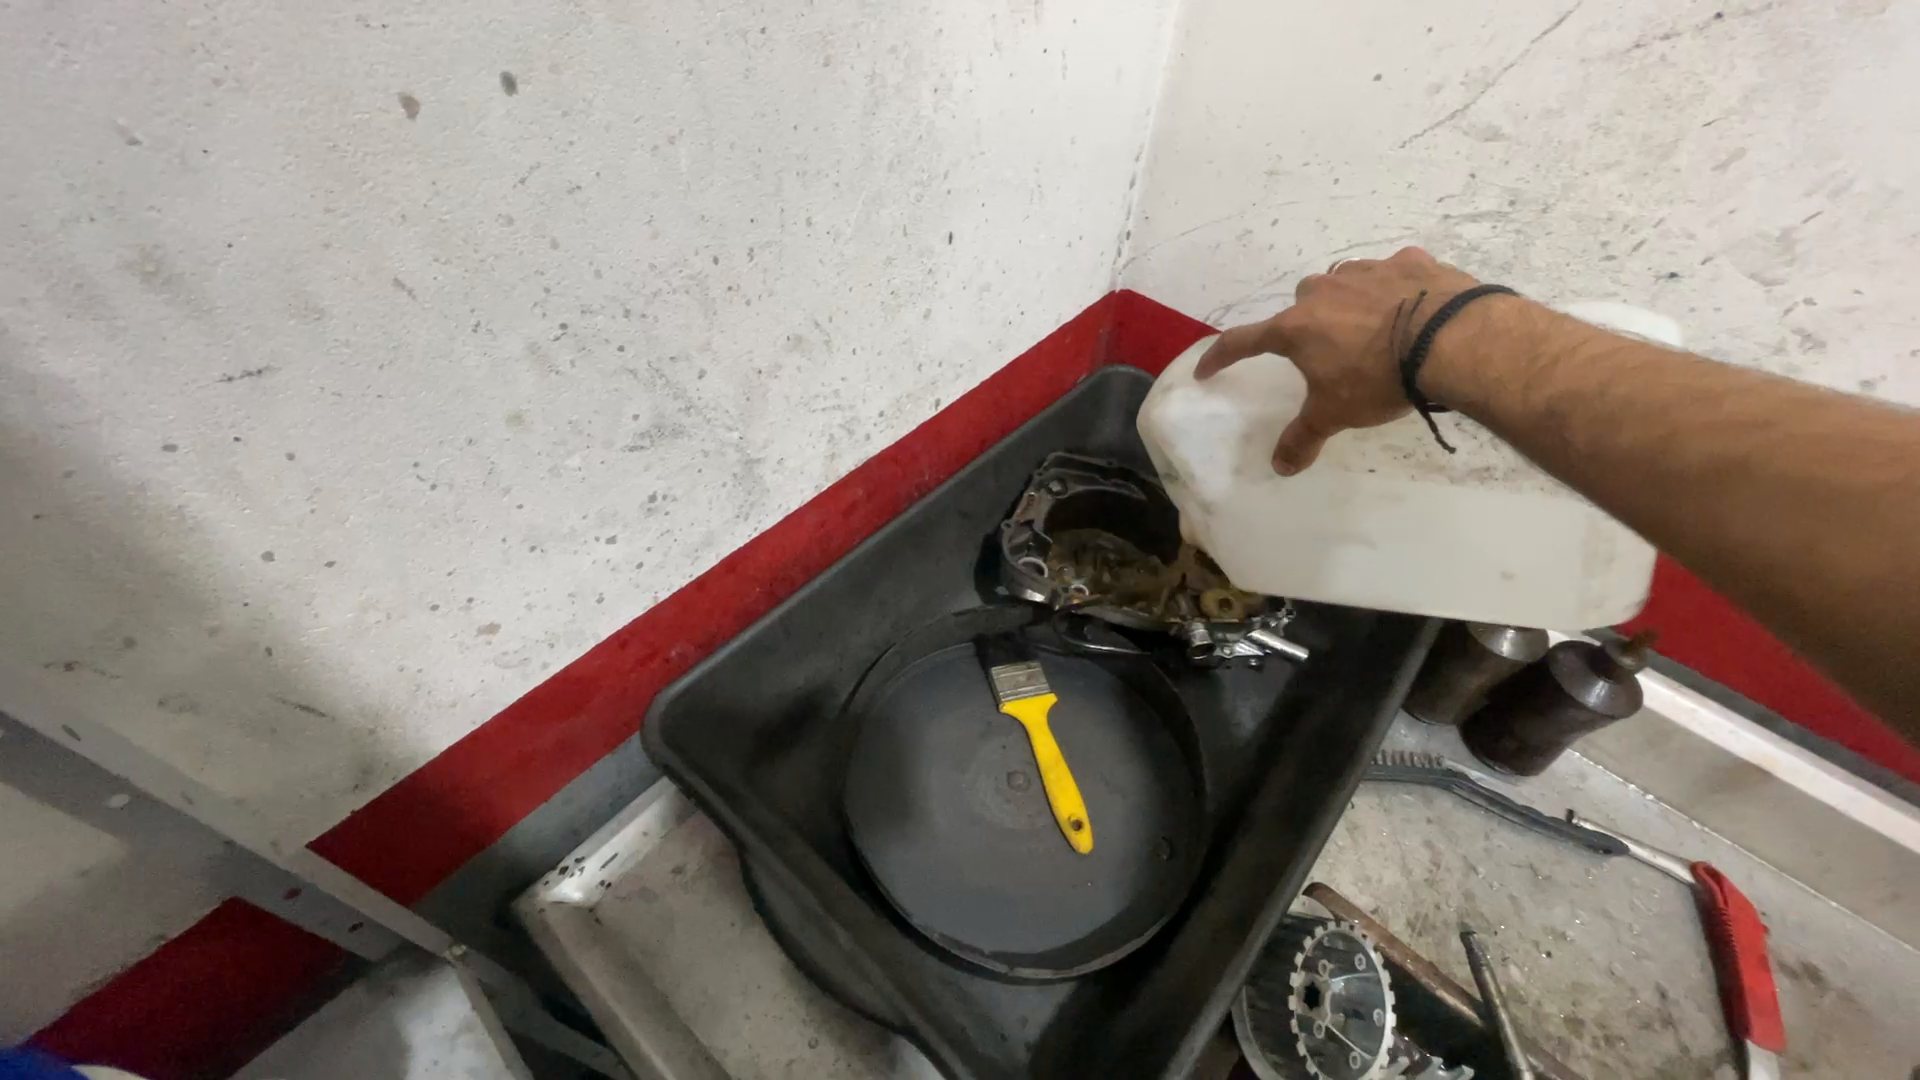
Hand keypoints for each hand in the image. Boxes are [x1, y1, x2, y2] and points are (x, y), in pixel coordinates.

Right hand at [1195, 247, 1481, 474]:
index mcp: (1295, 328)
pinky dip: (1393, 289)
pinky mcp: (1411, 262)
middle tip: (1322, 350)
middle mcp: (1323, 292)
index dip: (1220, 356)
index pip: (1242, 341)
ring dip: (1345, 302)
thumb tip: (1280, 467)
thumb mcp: (1334, 414)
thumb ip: (1303, 437)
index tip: (1207, 369)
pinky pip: (1391, 272)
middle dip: (1304, 323)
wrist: (1453, 341)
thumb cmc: (1377, 379)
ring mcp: (1367, 271)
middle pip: (1299, 304)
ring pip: (1342, 282)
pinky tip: (1410, 307)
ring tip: (1367, 329)